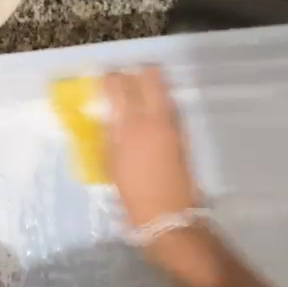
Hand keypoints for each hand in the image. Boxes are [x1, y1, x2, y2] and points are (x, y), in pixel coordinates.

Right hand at [103, 67, 199, 228]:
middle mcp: (154, 117)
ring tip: (136, 95)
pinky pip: (170, 105)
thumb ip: (109, 132)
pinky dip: (158, 101)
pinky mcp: (184, 133)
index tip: (103, 79)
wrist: (168, 215)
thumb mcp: (110, 162)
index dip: (109, 77)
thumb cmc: (131, 193)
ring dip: (150, 85)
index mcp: (130, 125)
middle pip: (151, 74)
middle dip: (136, 72)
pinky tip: (148, 114)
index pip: (119, 84)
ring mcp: (173, 123)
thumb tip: (108, 113)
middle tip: (124, 80)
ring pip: (164, 87)